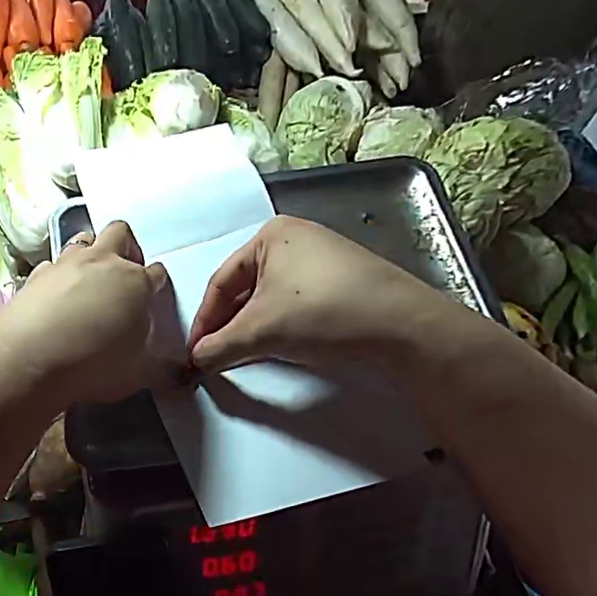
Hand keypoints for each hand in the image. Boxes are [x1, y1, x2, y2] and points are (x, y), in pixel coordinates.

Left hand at [0, 222, 172, 417]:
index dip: (156, 286)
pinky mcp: (35, 276)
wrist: (28, 360)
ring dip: (90, 254)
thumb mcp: (136, 375)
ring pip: (84, 239)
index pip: (157, 274)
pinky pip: (52, 265)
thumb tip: (169, 374)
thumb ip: (155, 367)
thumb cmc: (90, 366)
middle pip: (121, 234)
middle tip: (124, 274)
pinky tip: (54, 298)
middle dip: (127, 248)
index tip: (152, 299)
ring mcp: (65, 265)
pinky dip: (57, 276)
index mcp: (136, 283)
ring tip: (89, 281)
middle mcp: (102, 263)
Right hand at [187, 216, 478, 372]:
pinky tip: (275, 346)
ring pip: (267, 299)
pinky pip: (292, 304)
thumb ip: (218, 347)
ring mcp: (320, 260)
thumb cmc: (323, 312)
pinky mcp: (340, 282)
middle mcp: (295, 239)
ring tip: (241, 355)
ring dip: (250, 329)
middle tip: (215, 356)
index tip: (195, 352)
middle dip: (227, 325)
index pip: (220, 282)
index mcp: (271, 235)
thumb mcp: (259, 332)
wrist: (401, 326)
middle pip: (243, 290)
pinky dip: (276, 327)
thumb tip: (196, 360)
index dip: (204, 321)